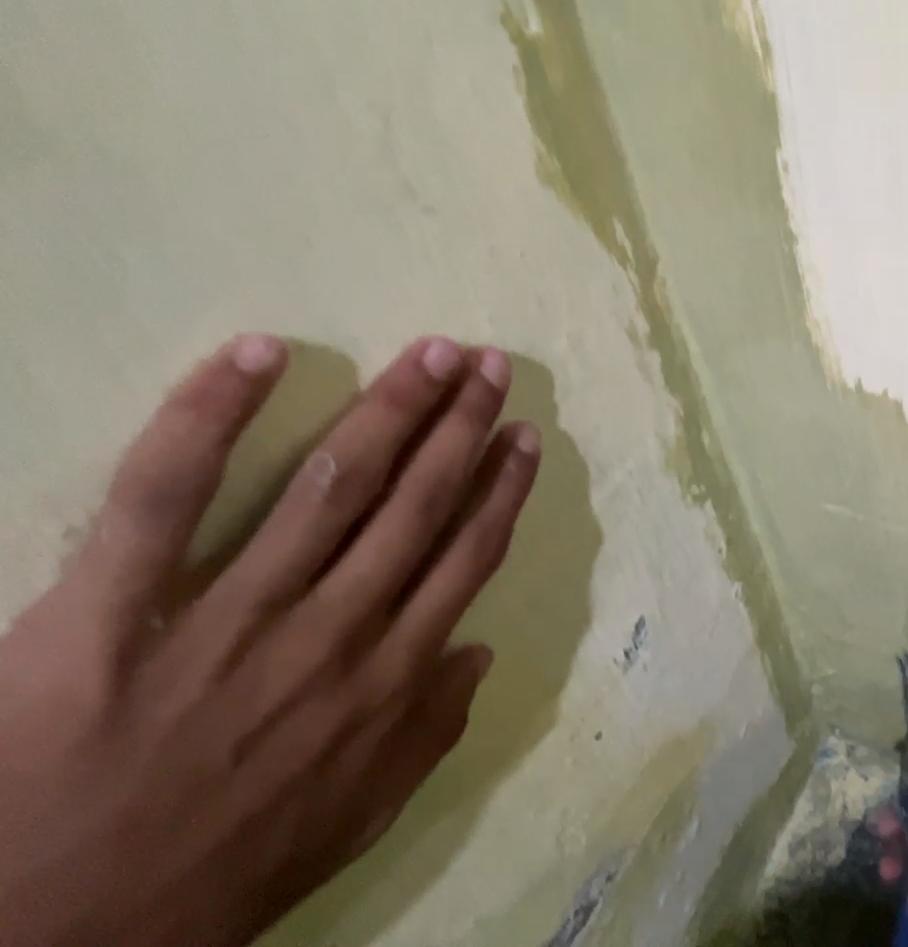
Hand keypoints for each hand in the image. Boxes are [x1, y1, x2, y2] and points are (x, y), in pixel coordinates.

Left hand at [0, 334, 541, 946]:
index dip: (501, 489)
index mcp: (389, 678)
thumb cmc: (222, 871)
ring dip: (389, 410)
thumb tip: (480, 650)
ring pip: (330, 487)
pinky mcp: (108, 611)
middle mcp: (334, 631)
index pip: (465, 558)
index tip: (523, 435)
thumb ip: (432, 730)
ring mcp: (230, 616)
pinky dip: (210, 417)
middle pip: (416, 506)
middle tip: (488, 363)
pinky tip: (258, 354)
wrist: (50, 941)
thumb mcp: (360, 815)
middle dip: (459, 426)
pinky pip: (162, 497)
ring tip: (430, 353)